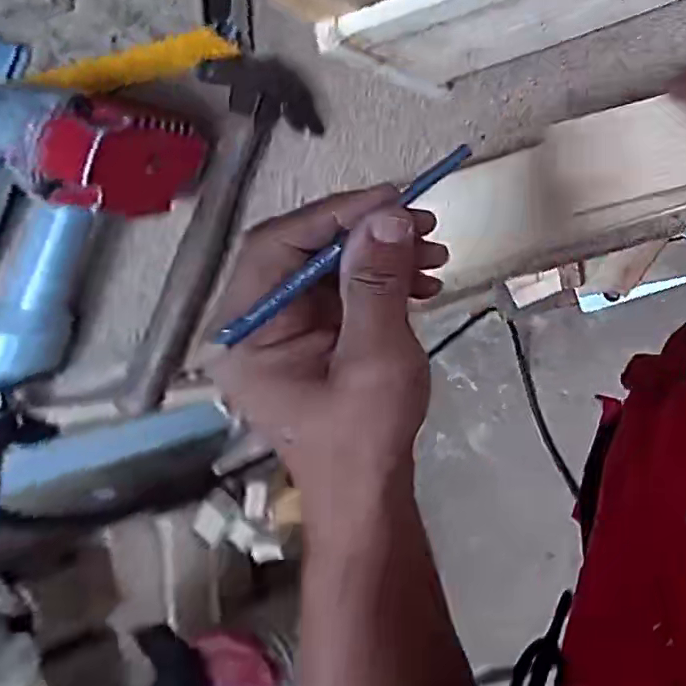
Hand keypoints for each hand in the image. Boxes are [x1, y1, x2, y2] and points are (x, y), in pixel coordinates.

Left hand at [204, 186, 449, 507]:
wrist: (370, 485)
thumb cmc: (364, 432)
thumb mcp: (375, 355)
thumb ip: (377, 284)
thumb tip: (390, 216)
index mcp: (248, 330)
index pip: (277, 246)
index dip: (336, 214)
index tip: (395, 199)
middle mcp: (259, 321)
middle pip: (307, 249)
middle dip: (370, 231)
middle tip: (426, 224)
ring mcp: (291, 326)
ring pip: (335, 263)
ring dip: (388, 252)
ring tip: (437, 256)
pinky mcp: (320, 332)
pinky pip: (352, 286)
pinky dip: (391, 276)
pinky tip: (426, 284)